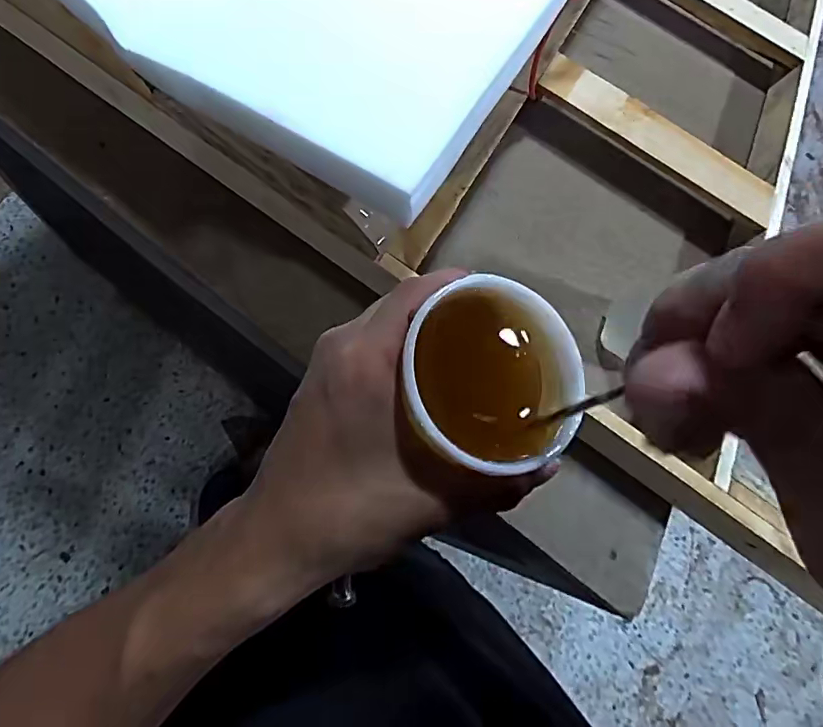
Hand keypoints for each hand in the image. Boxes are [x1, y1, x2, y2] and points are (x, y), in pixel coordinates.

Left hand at [238, 269, 554, 582]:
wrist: (276, 537)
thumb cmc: (352, 512)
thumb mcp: (432, 500)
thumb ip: (493, 481)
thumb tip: (546, 465)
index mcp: (365, 356)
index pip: (413, 293)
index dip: (456, 285)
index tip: (496, 299)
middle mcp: (342, 344)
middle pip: (400, 302)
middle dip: (446, 307)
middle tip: (490, 329)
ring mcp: (325, 359)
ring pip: (383, 321)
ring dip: (421, 325)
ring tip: (465, 348)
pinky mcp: (318, 376)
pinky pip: (367, 340)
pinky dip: (398, 343)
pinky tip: (424, 373)